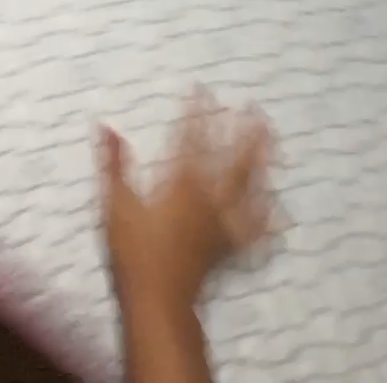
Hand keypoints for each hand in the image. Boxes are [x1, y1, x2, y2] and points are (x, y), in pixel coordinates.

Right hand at [98, 89, 277, 312]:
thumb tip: (105, 125)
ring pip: (251, 189)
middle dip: (245, 133)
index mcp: (181, 184)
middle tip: (255, 108)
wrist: (159, 297)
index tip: (202, 88)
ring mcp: (224, 224)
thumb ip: (113, 162)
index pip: (191, 139)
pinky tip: (280, 210)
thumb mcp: (115, 200)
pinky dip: (269, 218)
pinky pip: (256, 231)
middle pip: (233, 160)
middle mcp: (209, 199)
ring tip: (272, 142)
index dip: (197, 112)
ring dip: (263, 163)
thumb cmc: (133, 248)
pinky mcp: (230, 248)